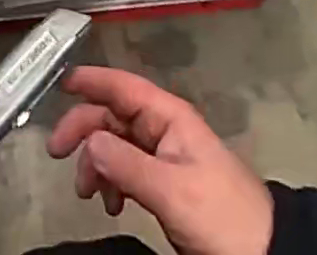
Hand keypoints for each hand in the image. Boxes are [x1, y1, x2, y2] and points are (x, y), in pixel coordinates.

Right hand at [47, 66, 273, 254]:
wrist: (260, 249)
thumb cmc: (220, 213)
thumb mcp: (173, 189)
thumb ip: (129, 164)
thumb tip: (89, 140)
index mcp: (170, 117)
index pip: (125, 87)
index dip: (94, 79)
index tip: (63, 80)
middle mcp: (164, 128)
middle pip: (114, 115)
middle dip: (84, 129)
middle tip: (56, 152)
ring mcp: (164, 155)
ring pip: (116, 143)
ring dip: (97, 162)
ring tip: (89, 193)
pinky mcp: (163, 181)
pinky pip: (126, 169)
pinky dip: (112, 182)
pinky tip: (110, 203)